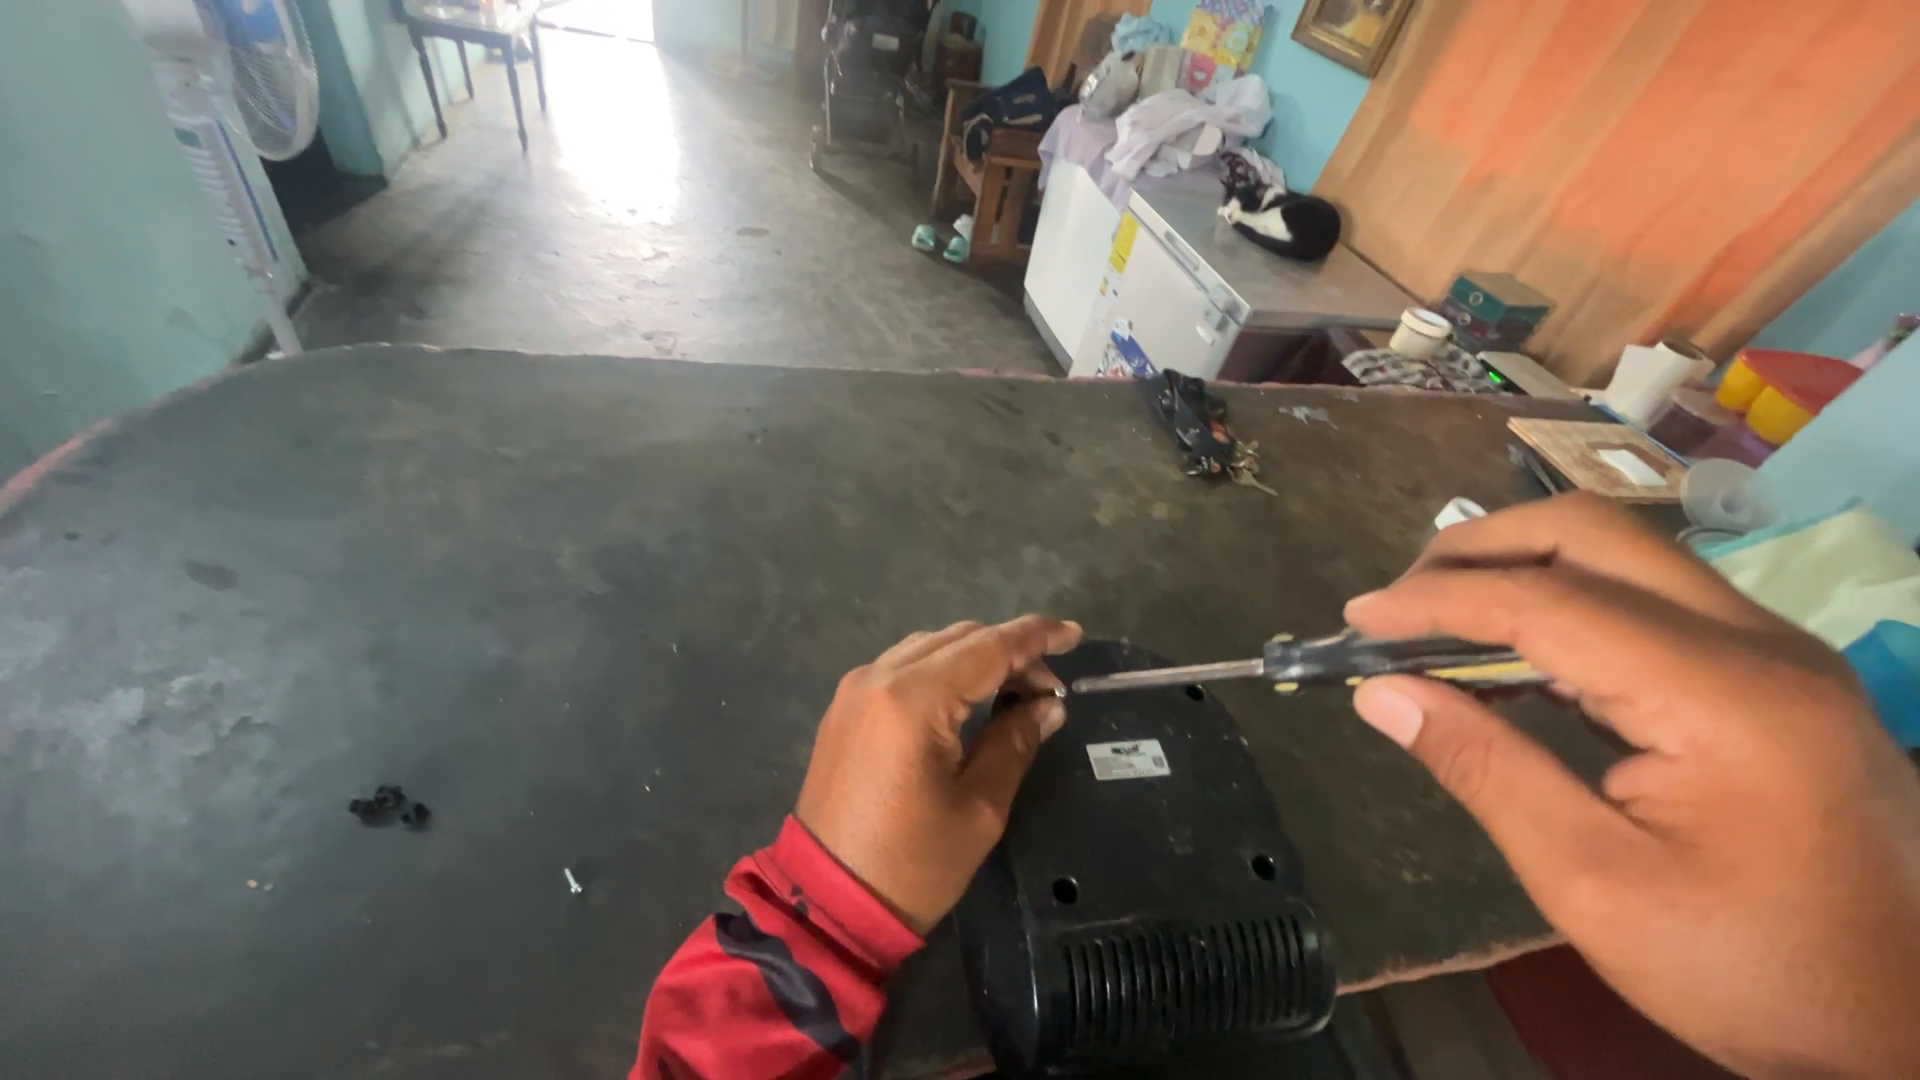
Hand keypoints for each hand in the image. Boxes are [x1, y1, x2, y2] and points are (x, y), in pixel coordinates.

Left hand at [796, 616, 1083, 932]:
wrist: (826, 903)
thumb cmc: (912, 863)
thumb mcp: (979, 807)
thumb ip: (1015, 742)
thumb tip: (1048, 706)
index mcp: (914, 699)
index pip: (988, 648)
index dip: (1036, 637)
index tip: (1074, 634)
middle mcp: (879, 677)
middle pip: (959, 638)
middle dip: (1010, 650)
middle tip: (1049, 689)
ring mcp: (856, 689)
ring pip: (930, 646)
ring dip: (976, 656)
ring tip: (1016, 690)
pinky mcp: (845, 706)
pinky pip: (903, 666)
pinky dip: (943, 668)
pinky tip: (968, 695)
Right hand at [1345, 494, 1919, 1077]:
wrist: (1910, 1030)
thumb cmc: (1746, 968)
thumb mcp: (1588, 880)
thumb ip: (1481, 768)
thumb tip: (1378, 694)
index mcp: (1723, 698)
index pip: (1546, 602)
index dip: (1436, 600)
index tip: (1359, 619)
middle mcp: (1757, 644)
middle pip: (1588, 534)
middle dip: (1474, 551)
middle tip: (1399, 604)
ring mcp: (1767, 649)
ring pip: (1614, 550)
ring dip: (1510, 566)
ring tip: (1434, 619)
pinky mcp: (1760, 668)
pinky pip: (1634, 593)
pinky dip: (1549, 599)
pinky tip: (1503, 651)